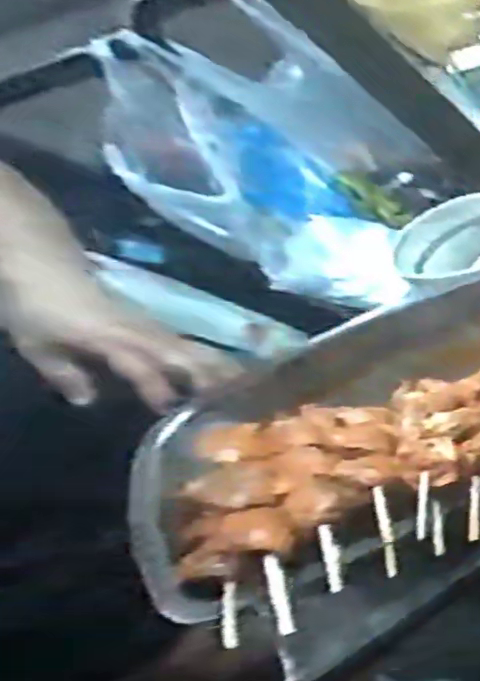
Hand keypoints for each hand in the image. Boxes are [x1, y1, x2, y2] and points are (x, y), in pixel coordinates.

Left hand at [1, 272, 236, 411]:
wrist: (47, 270)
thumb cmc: (36, 309)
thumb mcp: (36, 343)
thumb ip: (64, 373)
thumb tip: (87, 400)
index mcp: (110, 340)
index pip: (142, 368)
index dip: (157, 390)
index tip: (167, 410)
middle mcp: (141, 334)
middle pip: (184, 358)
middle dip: (207, 379)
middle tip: (225, 402)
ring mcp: (156, 328)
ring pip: (197, 350)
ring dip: (220, 368)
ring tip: (242, 387)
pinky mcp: (161, 326)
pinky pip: (193, 345)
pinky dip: (212, 359)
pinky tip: (224, 370)